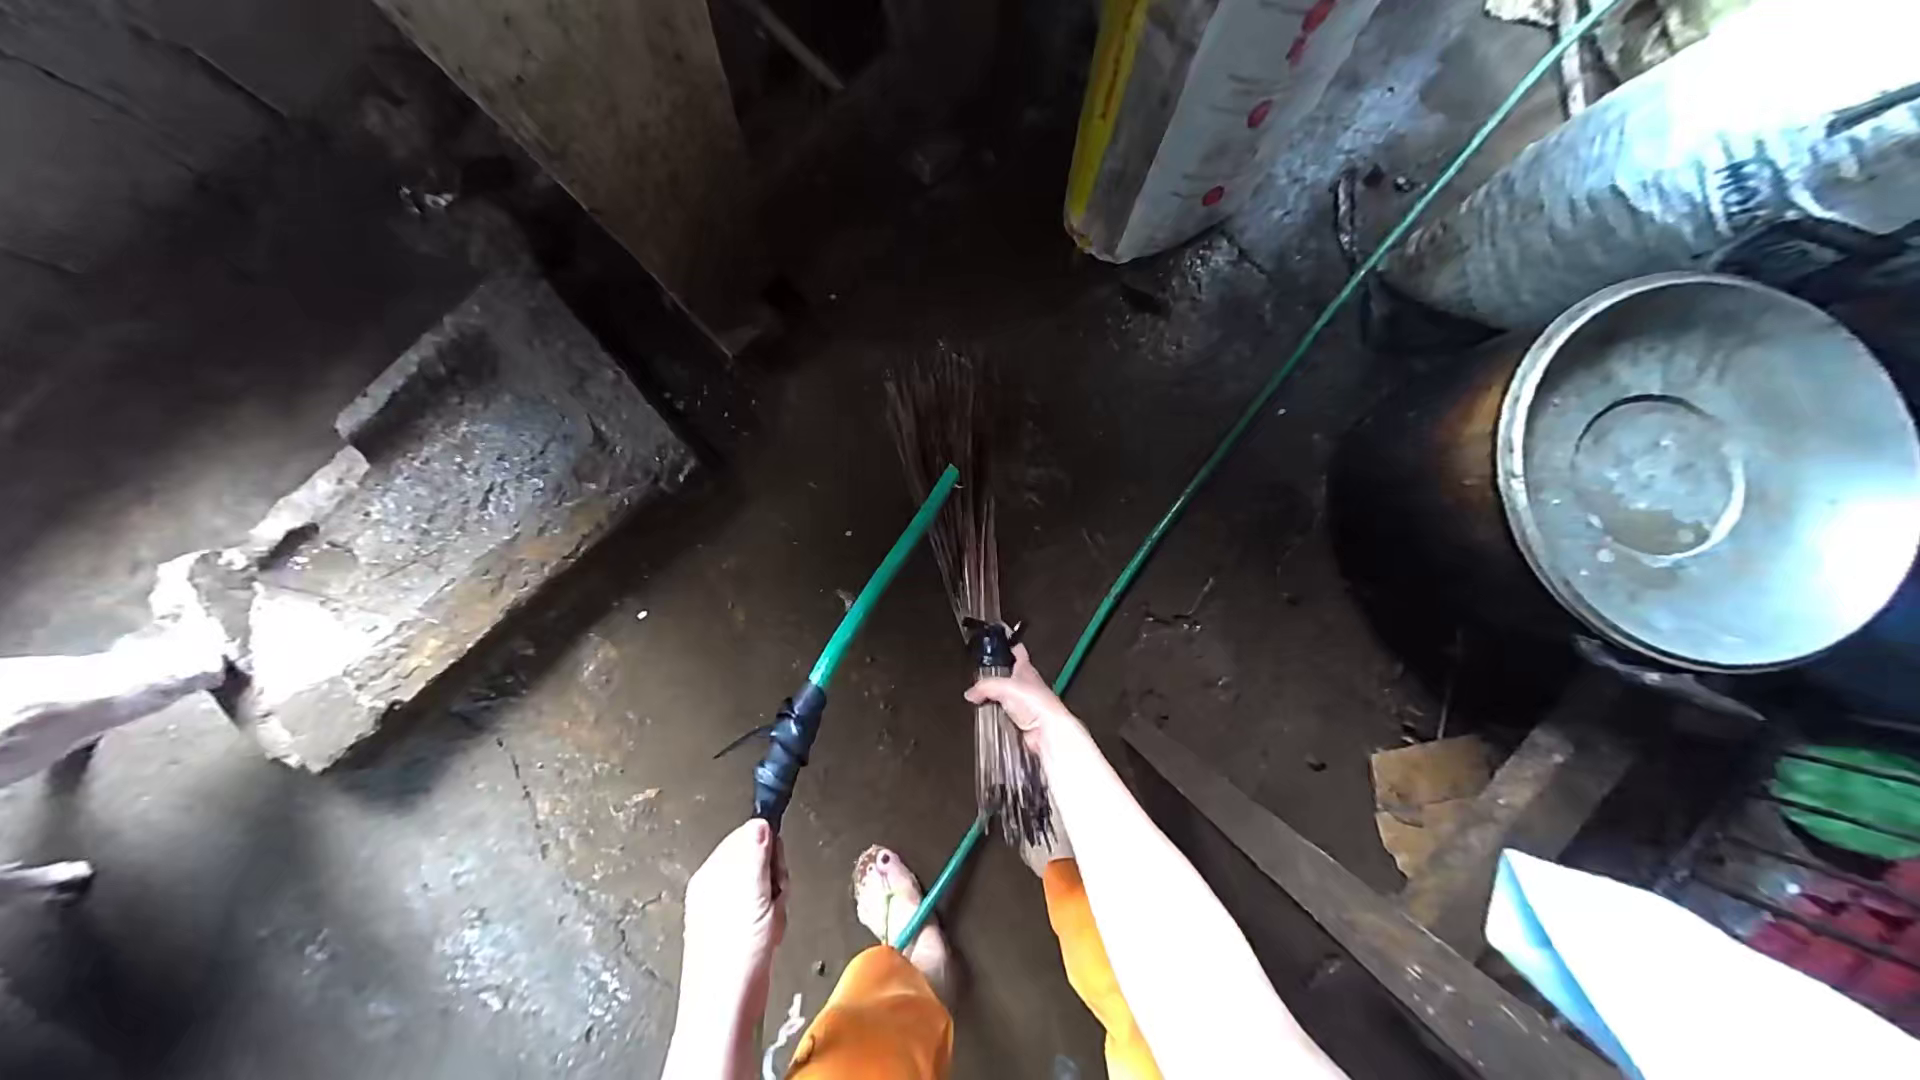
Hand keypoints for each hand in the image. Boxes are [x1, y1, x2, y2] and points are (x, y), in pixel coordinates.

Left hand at [682, 818, 785, 987]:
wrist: (726, 1005)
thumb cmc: (734, 951)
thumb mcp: (753, 887)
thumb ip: (756, 849)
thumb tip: (760, 821)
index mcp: (712, 871)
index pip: (749, 834)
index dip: (770, 848)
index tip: (775, 867)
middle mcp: (714, 887)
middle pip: (759, 859)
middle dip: (775, 877)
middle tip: (773, 898)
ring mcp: (723, 910)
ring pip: (764, 885)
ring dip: (776, 901)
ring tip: (770, 921)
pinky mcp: (734, 931)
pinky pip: (762, 908)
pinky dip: (771, 918)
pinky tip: (768, 934)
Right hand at [965, 644, 1078, 748]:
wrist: (1047, 731)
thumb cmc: (1038, 704)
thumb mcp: (1005, 686)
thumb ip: (985, 686)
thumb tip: (972, 692)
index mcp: (1026, 669)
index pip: (1018, 652)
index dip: (1011, 646)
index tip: (1003, 643)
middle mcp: (1028, 685)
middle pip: (1009, 676)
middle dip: (996, 678)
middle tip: (984, 678)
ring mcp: (1025, 703)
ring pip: (1006, 697)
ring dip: (996, 699)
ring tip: (985, 701)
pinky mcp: (1022, 721)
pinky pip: (1005, 715)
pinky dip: (998, 716)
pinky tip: (995, 717)